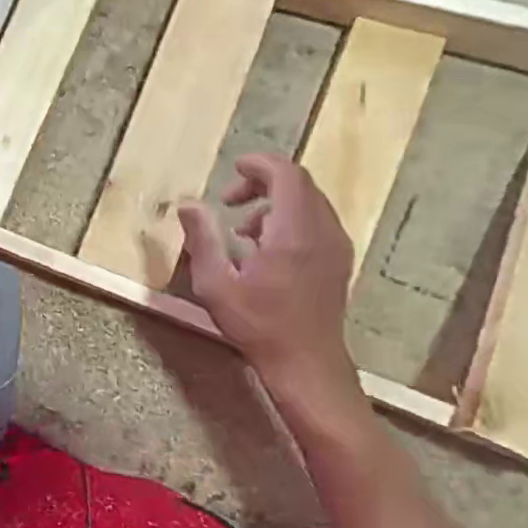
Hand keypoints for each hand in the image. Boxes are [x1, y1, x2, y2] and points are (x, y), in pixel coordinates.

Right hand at [177, 154, 354, 383]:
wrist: (306, 363)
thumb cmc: (258, 326)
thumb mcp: (216, 285)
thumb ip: (202, 239)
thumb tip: (188, 205)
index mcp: (294, 231)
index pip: (286, 174)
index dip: (259, 164)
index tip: (233, 169)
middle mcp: (322, 230)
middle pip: (298, 184)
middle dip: (262, 183)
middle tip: (229, 202)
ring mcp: (336, 245)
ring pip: (308, 201)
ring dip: (275, 203)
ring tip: (243, 232)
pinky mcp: (339, 259)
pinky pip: (316, 220)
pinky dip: (290, 219)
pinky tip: (267, 250)